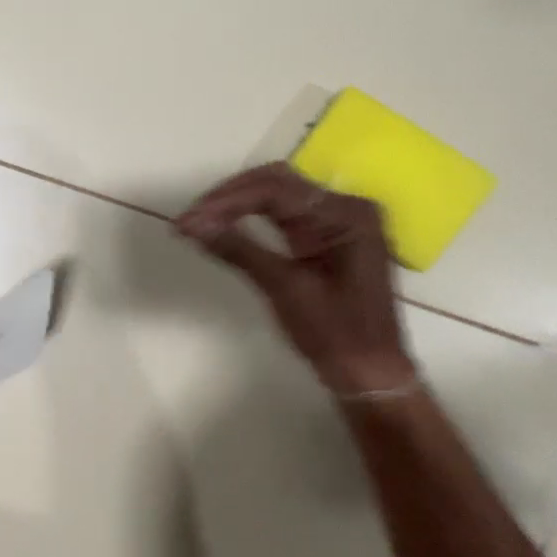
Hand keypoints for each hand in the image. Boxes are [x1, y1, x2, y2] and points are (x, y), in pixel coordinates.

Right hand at [175, 162, 416, 395]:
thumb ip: (238, 249)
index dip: (225, 202)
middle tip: (188, 220)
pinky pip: (279, 215)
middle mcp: (344, 208)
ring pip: (274, 195)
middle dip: (227, 197)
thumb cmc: (336, 333)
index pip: (275, 191)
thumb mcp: (285, 288)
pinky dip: (247, 219)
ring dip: (233, 205)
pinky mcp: (322, 237)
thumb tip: (191, 224)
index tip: (186, 221)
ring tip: (197, 222)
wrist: (369, 372)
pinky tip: (222, 228)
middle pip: (275, 183)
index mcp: (346, 215)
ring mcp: (334, 221)